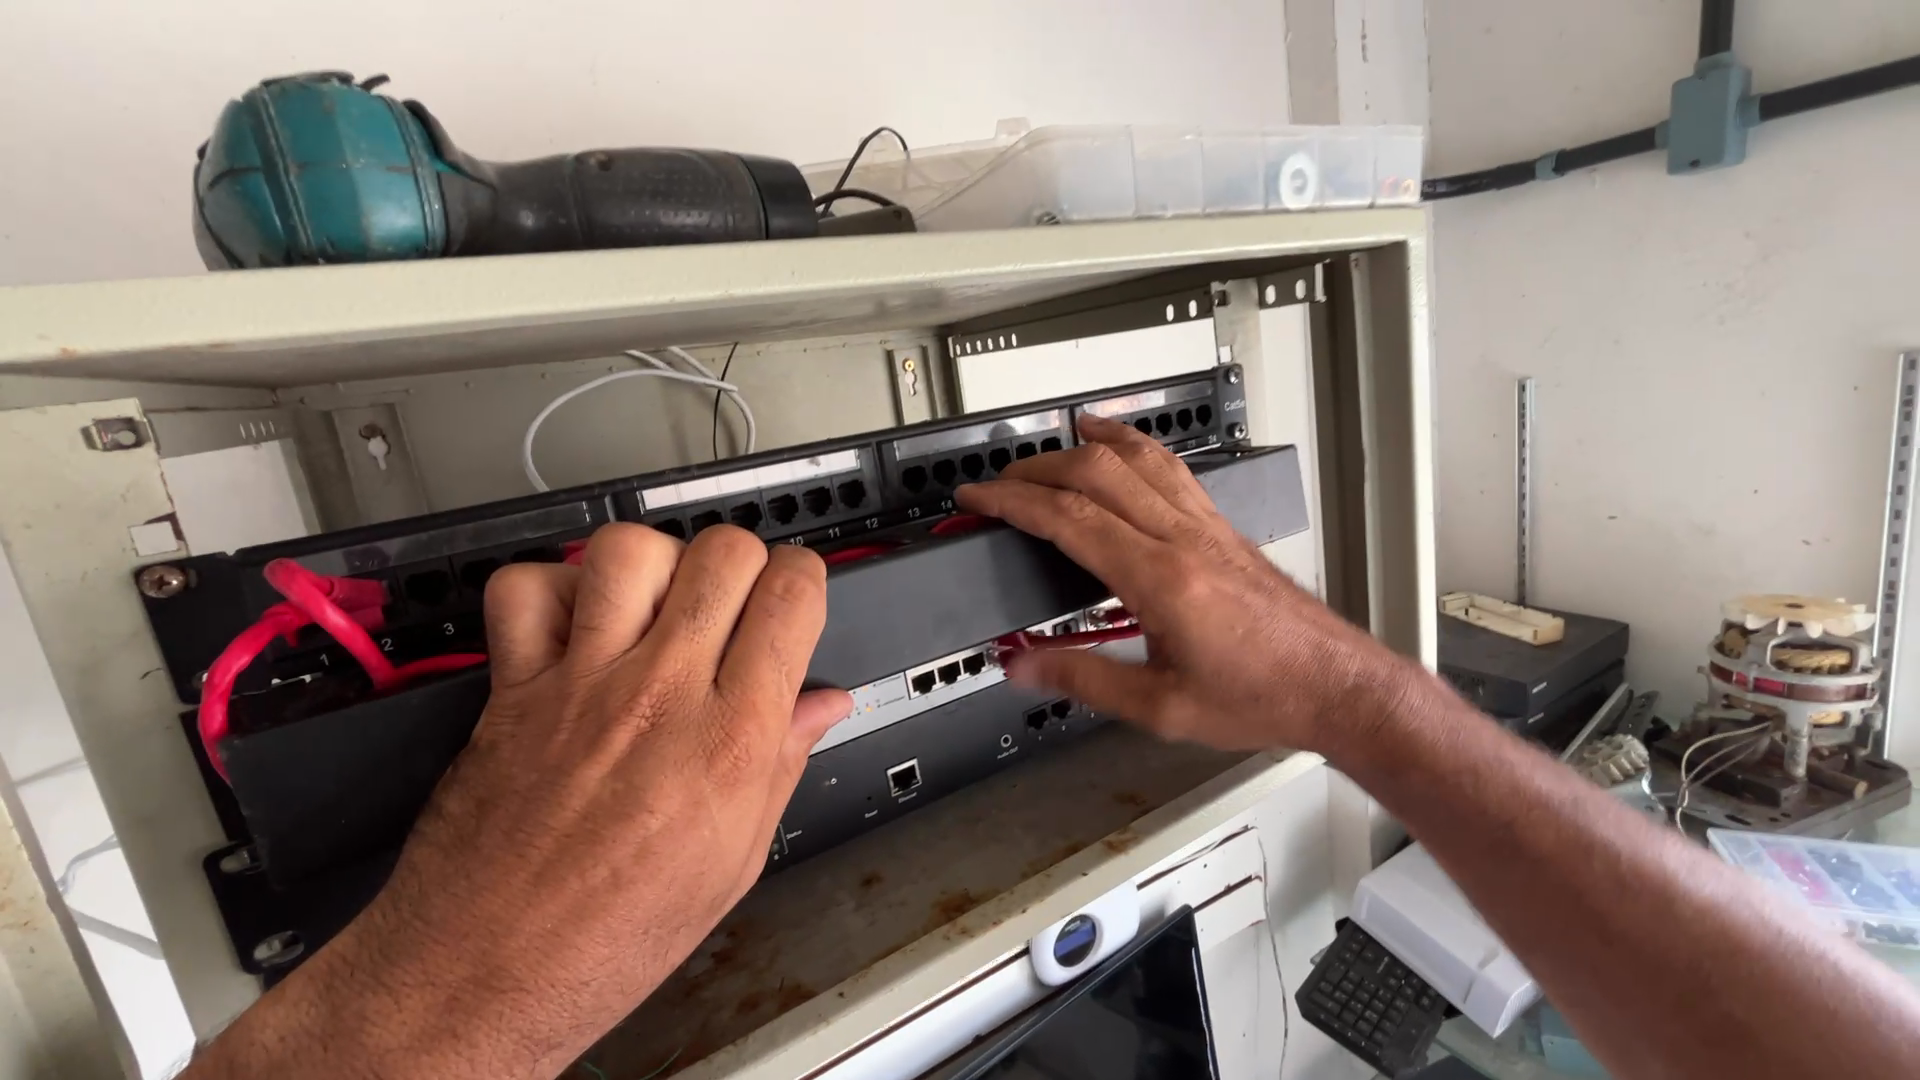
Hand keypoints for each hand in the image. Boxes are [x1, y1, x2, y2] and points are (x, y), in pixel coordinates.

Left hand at [191, 524, 849, 1079]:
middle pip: (723, 554)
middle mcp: (659, 695)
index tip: (796, 593)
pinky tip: (583, 621)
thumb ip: (786, 762)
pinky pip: (526, 589)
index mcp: (730, 740)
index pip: (791, 597)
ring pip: (632, 551)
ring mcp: (581, 684)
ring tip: (664, 601)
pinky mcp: (514, 687)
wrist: (482, 978)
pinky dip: (556, 587)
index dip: (804, 578)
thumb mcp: (736, 860)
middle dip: (745, 561)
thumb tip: (824, 705)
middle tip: (739, 599)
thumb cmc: (609, 936)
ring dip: (660, 562)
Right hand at [957, 413, 1416, 755]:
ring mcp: (1205, 526)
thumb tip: (1022, 667)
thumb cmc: (1261, 696)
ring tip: (1052, 443)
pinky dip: (1136, 446)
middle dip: (1036, 470)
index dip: (1013, 501)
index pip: (1069, 518)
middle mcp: (1183, 538)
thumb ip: (1084, 678)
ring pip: (1136, 458)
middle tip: (1000, 483)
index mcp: (1161, 579)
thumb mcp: (1160, 708)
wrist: (1335, 686)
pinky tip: (1124, 443)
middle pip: (1095, 473)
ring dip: (1085, 446)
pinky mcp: (1220, 527)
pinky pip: (1171, 468)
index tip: (979, 496)